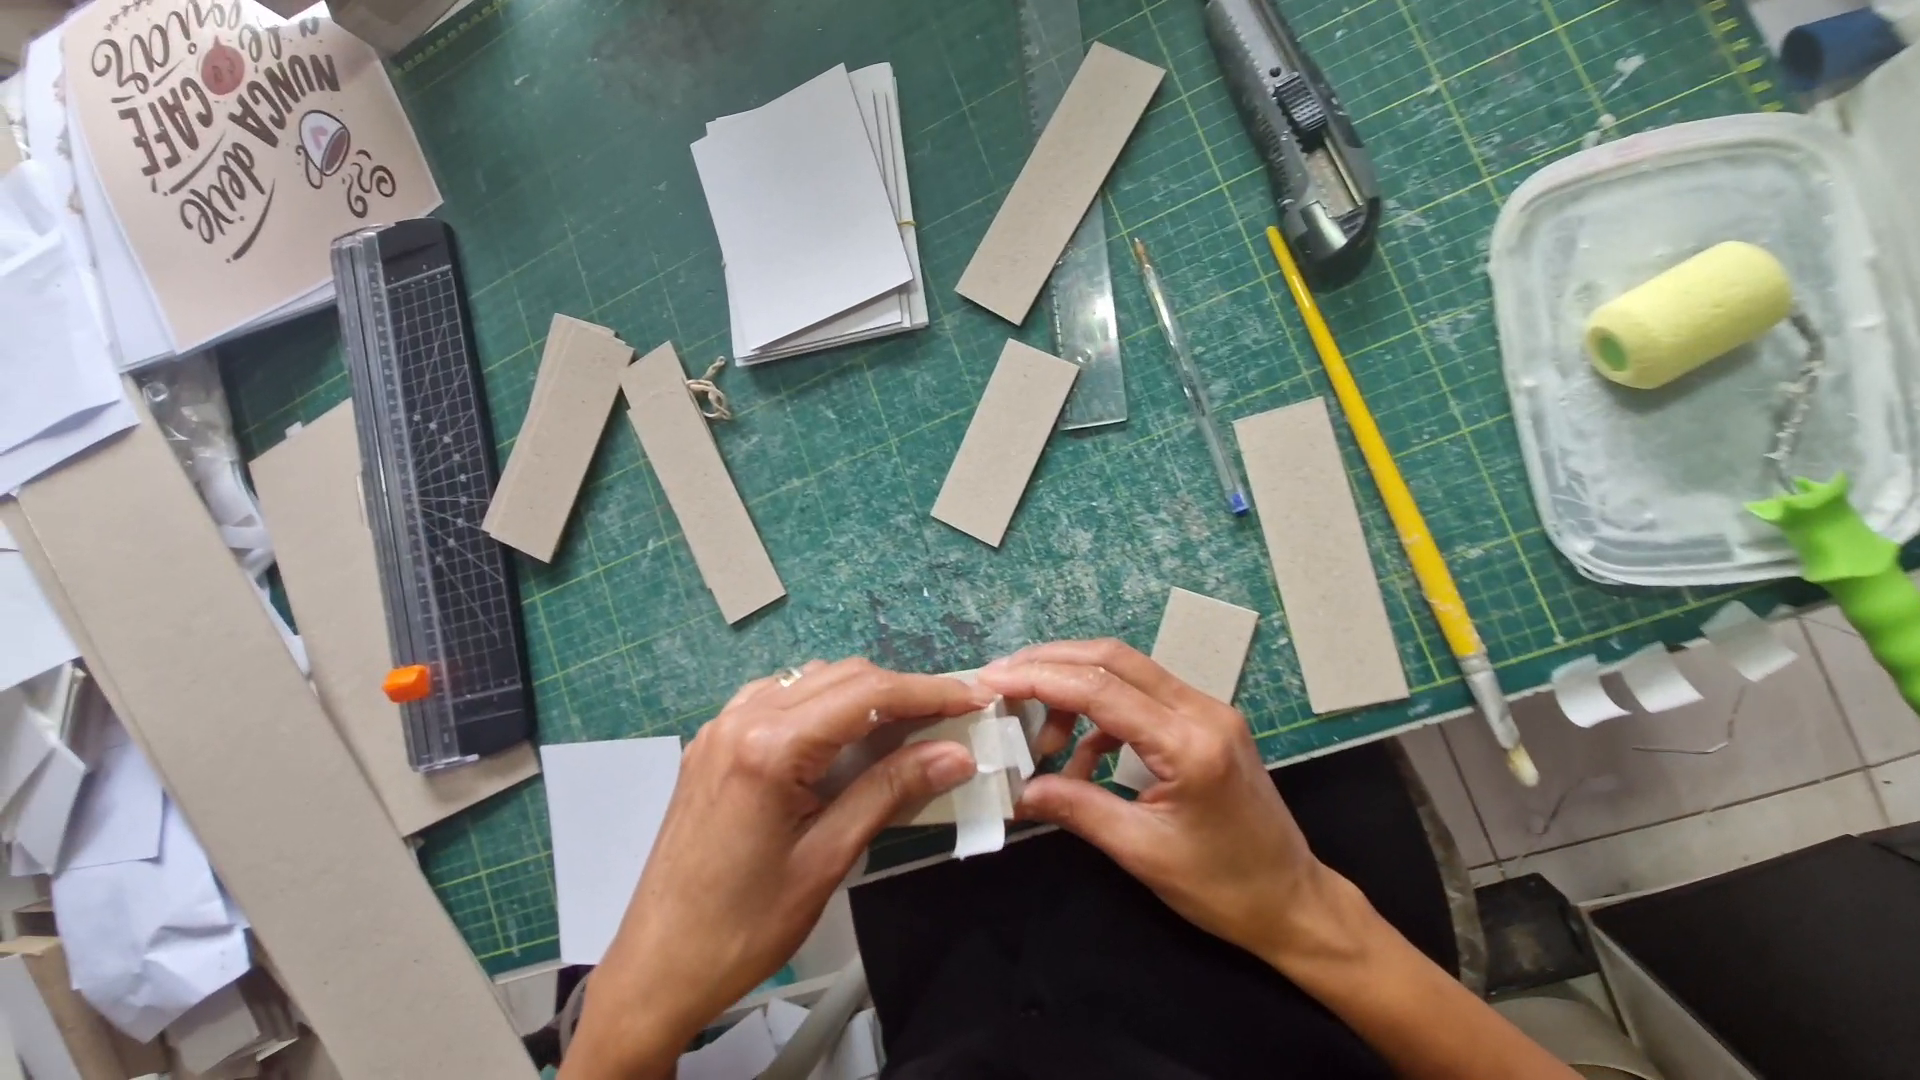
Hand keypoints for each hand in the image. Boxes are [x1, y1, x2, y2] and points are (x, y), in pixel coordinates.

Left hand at [562, 659, 992, 1078]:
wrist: (656, 968)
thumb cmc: (742, 927)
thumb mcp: (827, 858)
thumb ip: (891, 792)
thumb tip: (953, 755)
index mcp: (768, 747)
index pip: (867, 694)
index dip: (928, 692)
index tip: (972, 699)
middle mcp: (740, 720)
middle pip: (841, 676)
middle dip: (901, 692)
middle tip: (949, 718)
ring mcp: (720, 729)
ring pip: (809, 681)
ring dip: (861, 696)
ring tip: (905, 729)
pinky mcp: (712, 745)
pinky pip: (777, 699)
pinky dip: (820, 706)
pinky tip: (840, 737)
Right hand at [977, 640, 1334, 965]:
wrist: (1291, 901)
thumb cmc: (1221, 886)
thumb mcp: (1141, 851)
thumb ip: (1076, 809)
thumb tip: (1018, 790)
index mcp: (1189, 743)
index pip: (1101, 689)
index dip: (1040, 679)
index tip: (992, 680)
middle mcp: (1202, 710)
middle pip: (1114, 659)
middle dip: (1051, 663)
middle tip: (1003, 680)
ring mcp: (1208, 711)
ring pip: (1128, 672)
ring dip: (1075, 689)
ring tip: (1039, 733)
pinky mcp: (1206, 722)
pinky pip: (1143, 699)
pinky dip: (1102, 716)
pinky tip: (1081, 756)